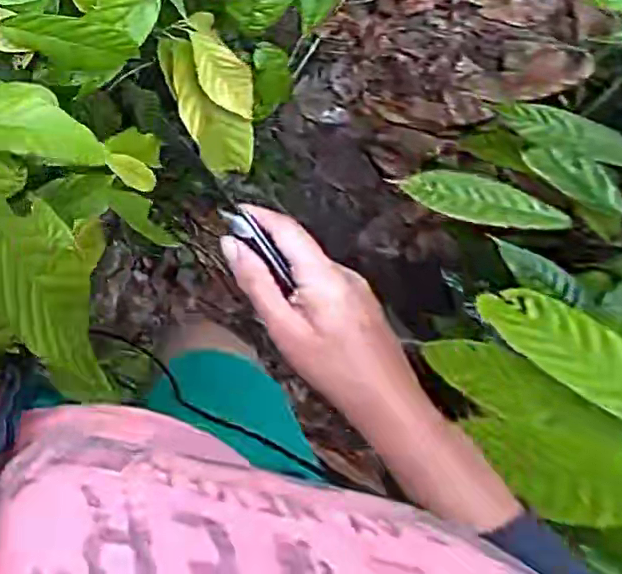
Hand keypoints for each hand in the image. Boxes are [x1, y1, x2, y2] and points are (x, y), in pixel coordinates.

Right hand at [221, 205, 425, 430]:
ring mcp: (357, 288)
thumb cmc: (331, 368)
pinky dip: (296, 279)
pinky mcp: (361, 301)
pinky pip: (320, 277)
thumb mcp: (282, 326)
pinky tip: (290, 307)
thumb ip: (255, 280)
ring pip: (307, 262)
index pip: (287, 228)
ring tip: (261, 294)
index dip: (256, 214)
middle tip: (235, 263)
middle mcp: (344, 274)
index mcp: (324, 276)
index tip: (228, 213)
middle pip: (296, 245)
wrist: (392, 408)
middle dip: (263, 244)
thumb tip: (230, 242)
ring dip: (279, 264)